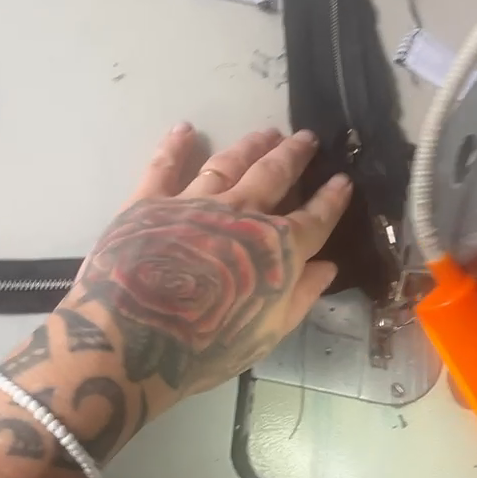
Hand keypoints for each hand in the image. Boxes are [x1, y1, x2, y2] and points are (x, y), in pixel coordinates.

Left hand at [64, 123, 351, 408]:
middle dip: (294, 156)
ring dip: (250, 146)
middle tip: (306, 138)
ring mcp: (193, 203)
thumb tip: (327, 267)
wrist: (133, 339)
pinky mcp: (149, 202)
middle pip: (273, 176)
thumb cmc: (206, 347)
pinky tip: (185, 130)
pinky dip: (175, 145)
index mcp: (276, 248)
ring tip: (266, 133)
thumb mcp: (266, 334)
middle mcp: (240, 213)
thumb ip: (300, 297)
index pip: (313, 218)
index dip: (331, 199)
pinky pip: (164, 166)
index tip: (343, 180)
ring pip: (228, 163)